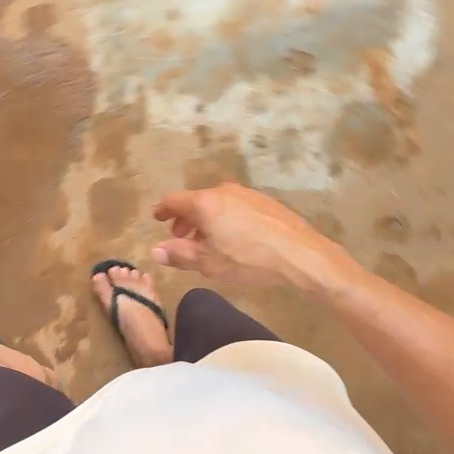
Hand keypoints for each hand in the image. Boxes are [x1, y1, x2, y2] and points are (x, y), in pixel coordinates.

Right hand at [151, 183, 351, 290]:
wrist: (299, 254)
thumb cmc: (248, 259)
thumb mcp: (209, 263)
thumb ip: (179, 254)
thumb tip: (155, 250)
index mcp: (205, 203)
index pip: (173, 200)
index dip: (162, 211)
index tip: (158, 219)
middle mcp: (223, 191)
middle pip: (195, 201)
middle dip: (185, 220)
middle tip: (181, 238)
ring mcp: (246, 194)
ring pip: (216, 204)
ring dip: (206, 220)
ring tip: (208, 242)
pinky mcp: (264, 201)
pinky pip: (234, 206)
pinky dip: (225, 218)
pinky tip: (233, 238)